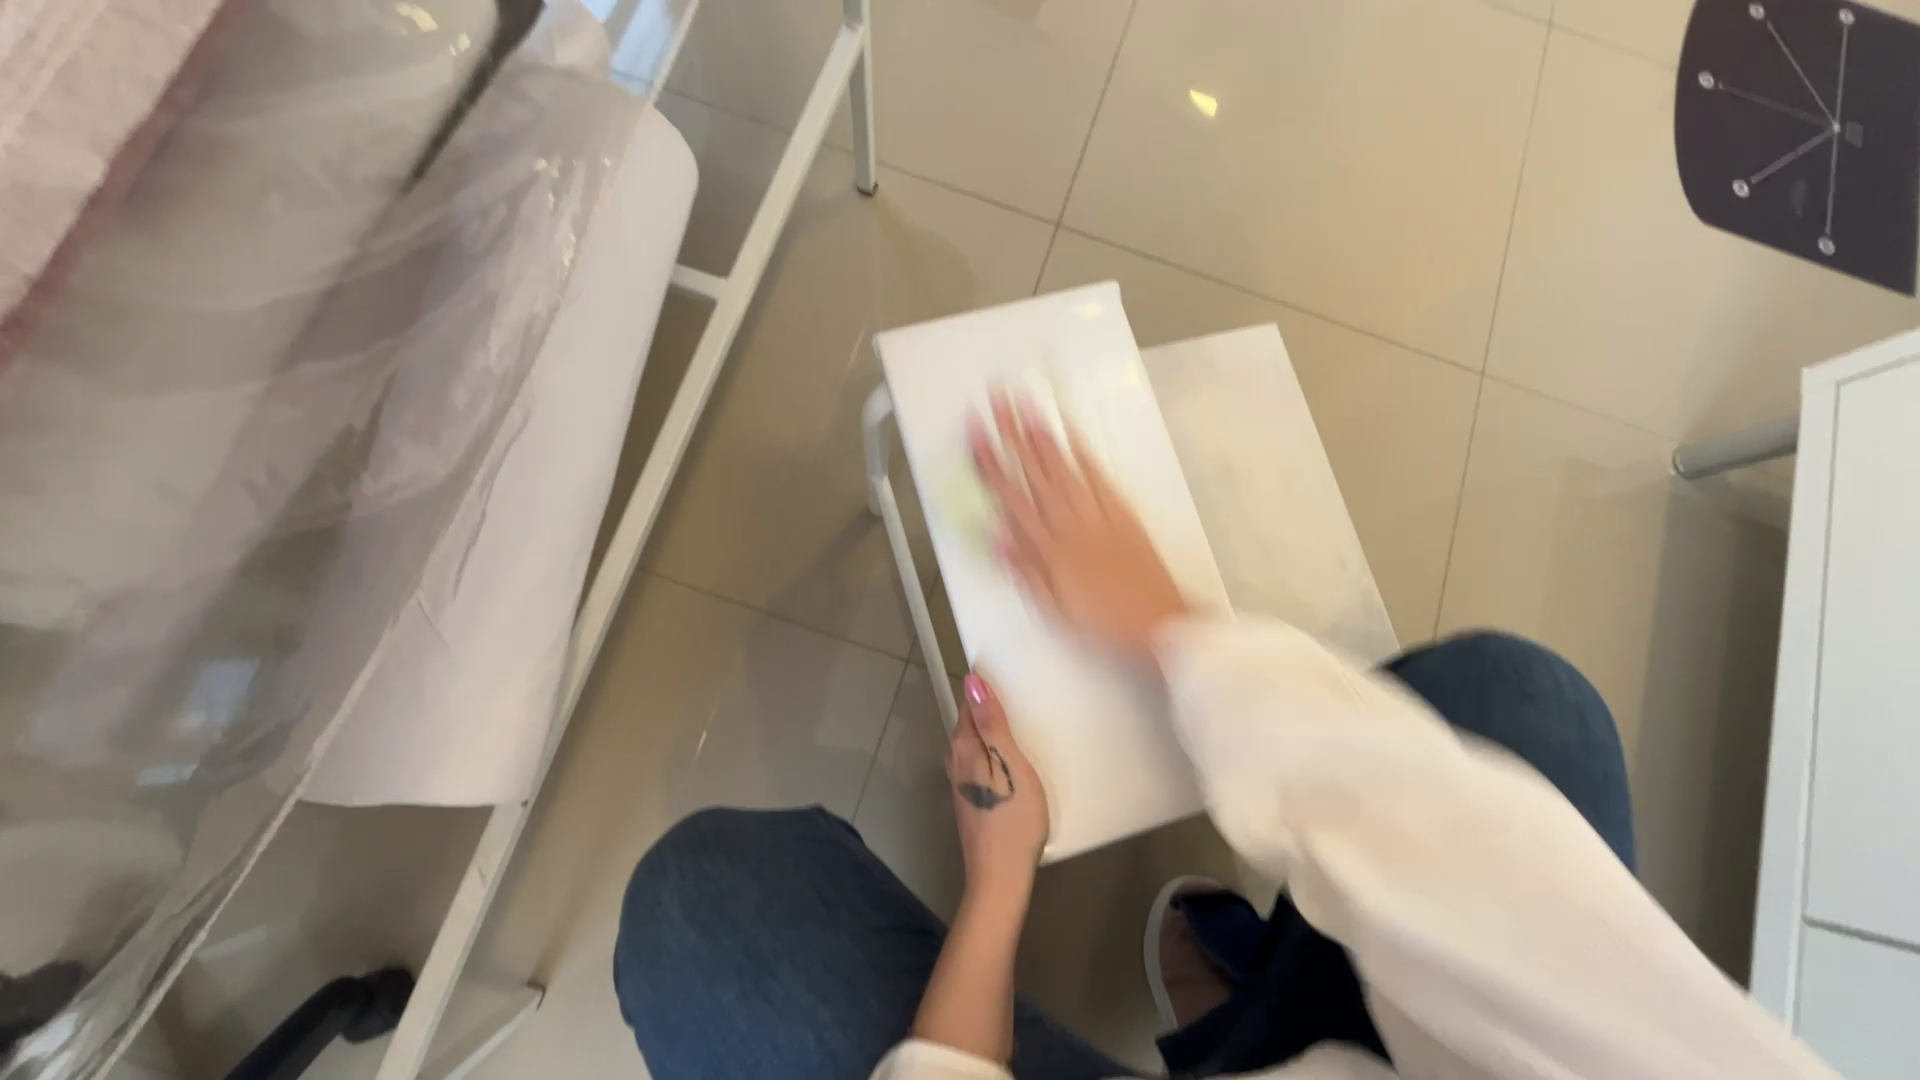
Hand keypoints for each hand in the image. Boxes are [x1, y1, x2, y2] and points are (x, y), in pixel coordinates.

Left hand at [947, 672, 1047, 899]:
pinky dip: (994, 751)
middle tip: (1021, 691)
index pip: (969, 702)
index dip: (985, 686)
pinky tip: (1012, 756)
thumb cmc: (1012, 819)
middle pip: (970, 722)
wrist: (1001, 877)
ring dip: (993, 729)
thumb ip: (991, 724)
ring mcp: (960, 782)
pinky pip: (980, 760)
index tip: (1006, 671)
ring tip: (1022, 719)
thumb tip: (971, 680)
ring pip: (975, 743)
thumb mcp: (1010, 765)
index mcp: (964, 748)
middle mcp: (956, 760)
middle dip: (990, 705)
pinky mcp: (970, 798)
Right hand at [970, 390, 1193, 662]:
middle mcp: (1071, 523)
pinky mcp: (1123, 514)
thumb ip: (1025, 569)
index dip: (991, 461)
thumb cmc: (1104, 621)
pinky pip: (1099, 477)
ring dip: (1044, 435)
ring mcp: (1098, 515)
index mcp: (1049, 548)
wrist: (1160, 624)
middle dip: (1013, 433)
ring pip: (1065, 468)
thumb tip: (994, 536)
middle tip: (998, 399)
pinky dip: (1084, 453)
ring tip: (1027, 405)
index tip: (977, 431)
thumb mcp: (1055, 607)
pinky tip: (1070, 433)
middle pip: (1035, 471)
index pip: (1011, 496)